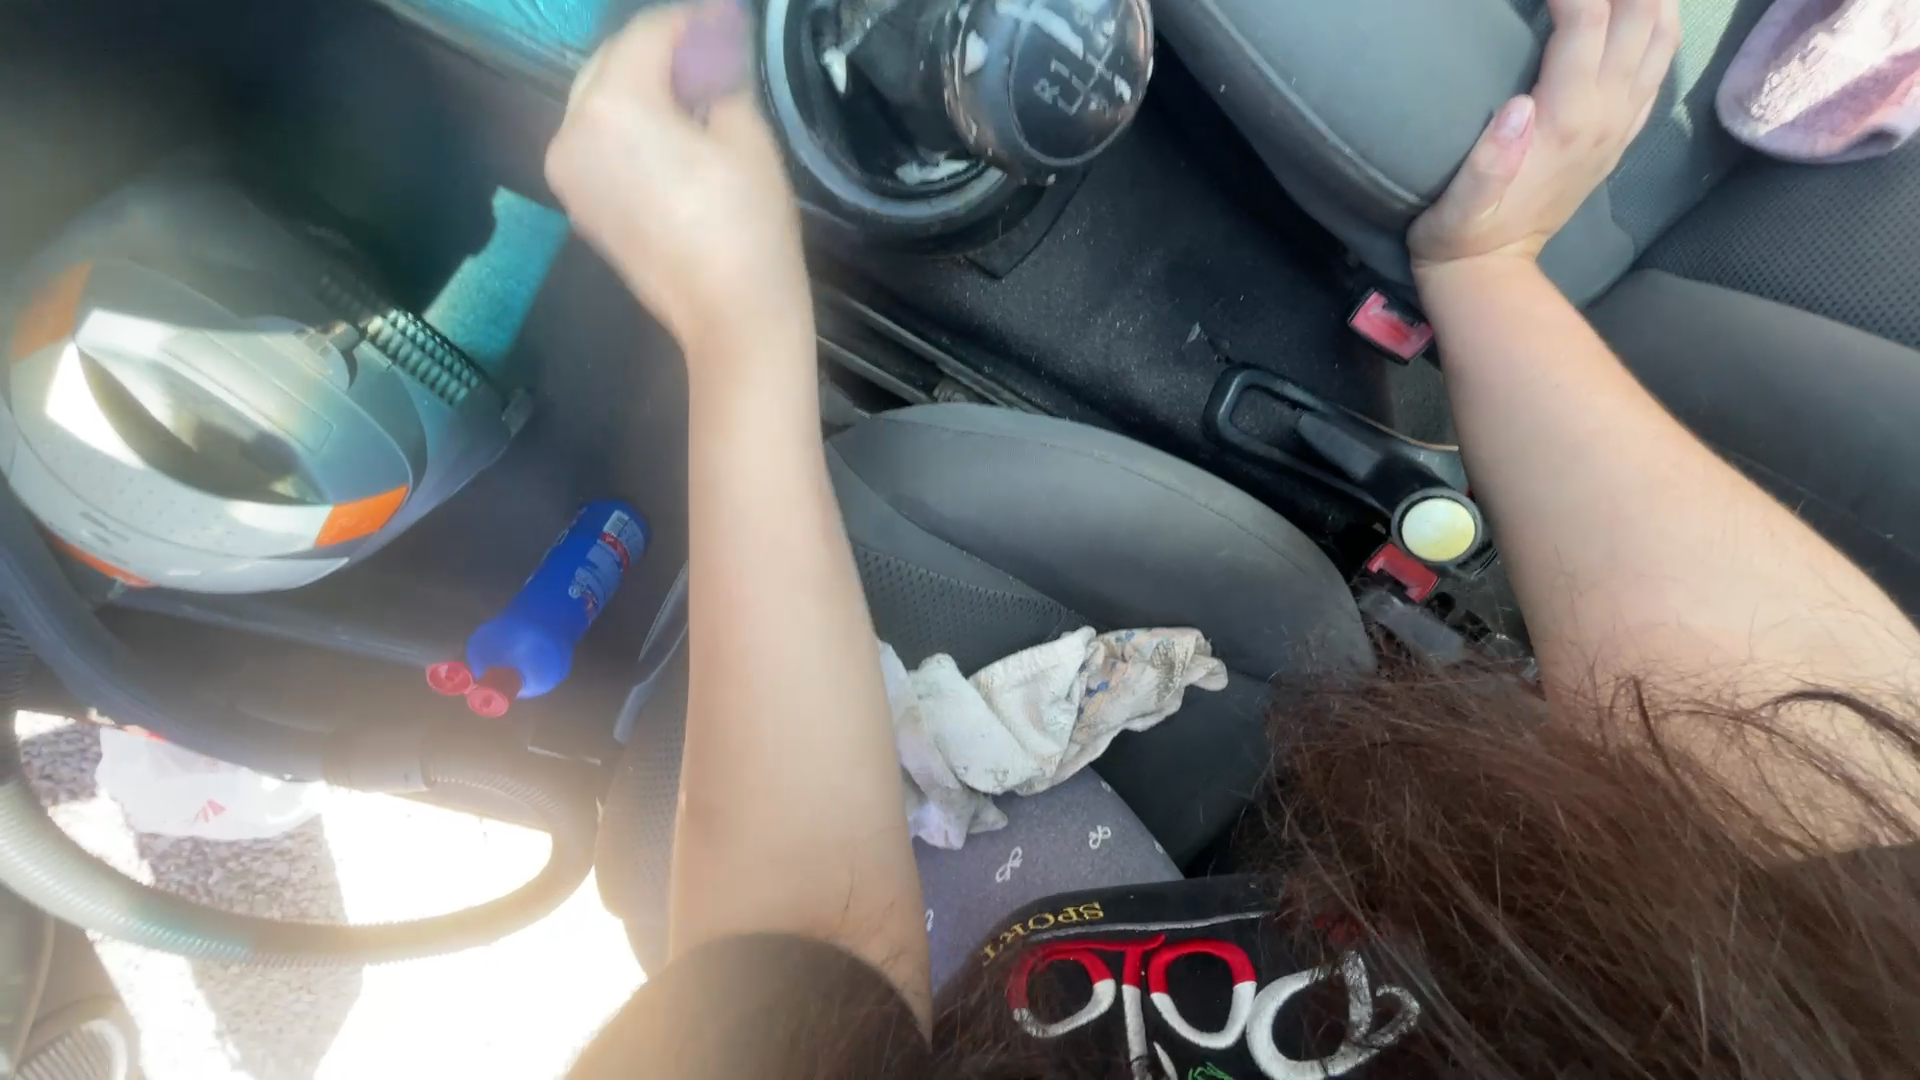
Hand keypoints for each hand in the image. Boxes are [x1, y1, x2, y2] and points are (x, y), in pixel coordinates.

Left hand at [546, 0, 812, 363]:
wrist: (733, 320)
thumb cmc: (750, 229)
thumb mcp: (747, 139)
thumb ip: (720, 77)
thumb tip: (714, 42)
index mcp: (613, 105)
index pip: (646, 35)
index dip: (689, 23)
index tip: (721, 21)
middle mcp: (572, 132)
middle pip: (609, 66)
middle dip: (657, 57)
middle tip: (708, 60)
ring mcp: (570, 177)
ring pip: (598, 108)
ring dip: (640, 94)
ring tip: (691, 104)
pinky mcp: (582, 211)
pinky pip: (598, 150)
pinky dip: (628, 136)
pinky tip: (669, 145)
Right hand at [1408, 0, 1678, 273]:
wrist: (1488, 272)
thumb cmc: (1457, 238)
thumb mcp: (1455, 209)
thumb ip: (1487, 163)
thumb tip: (1519, 106)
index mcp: (1563, 123)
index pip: (1584, 27)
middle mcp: (1602, 116)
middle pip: (1635, 17)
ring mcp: (1616, 125)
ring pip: (1658, 34)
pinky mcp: (1617, 137)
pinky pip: (1657, 66)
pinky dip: (1657, 26)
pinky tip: (1643, 12)